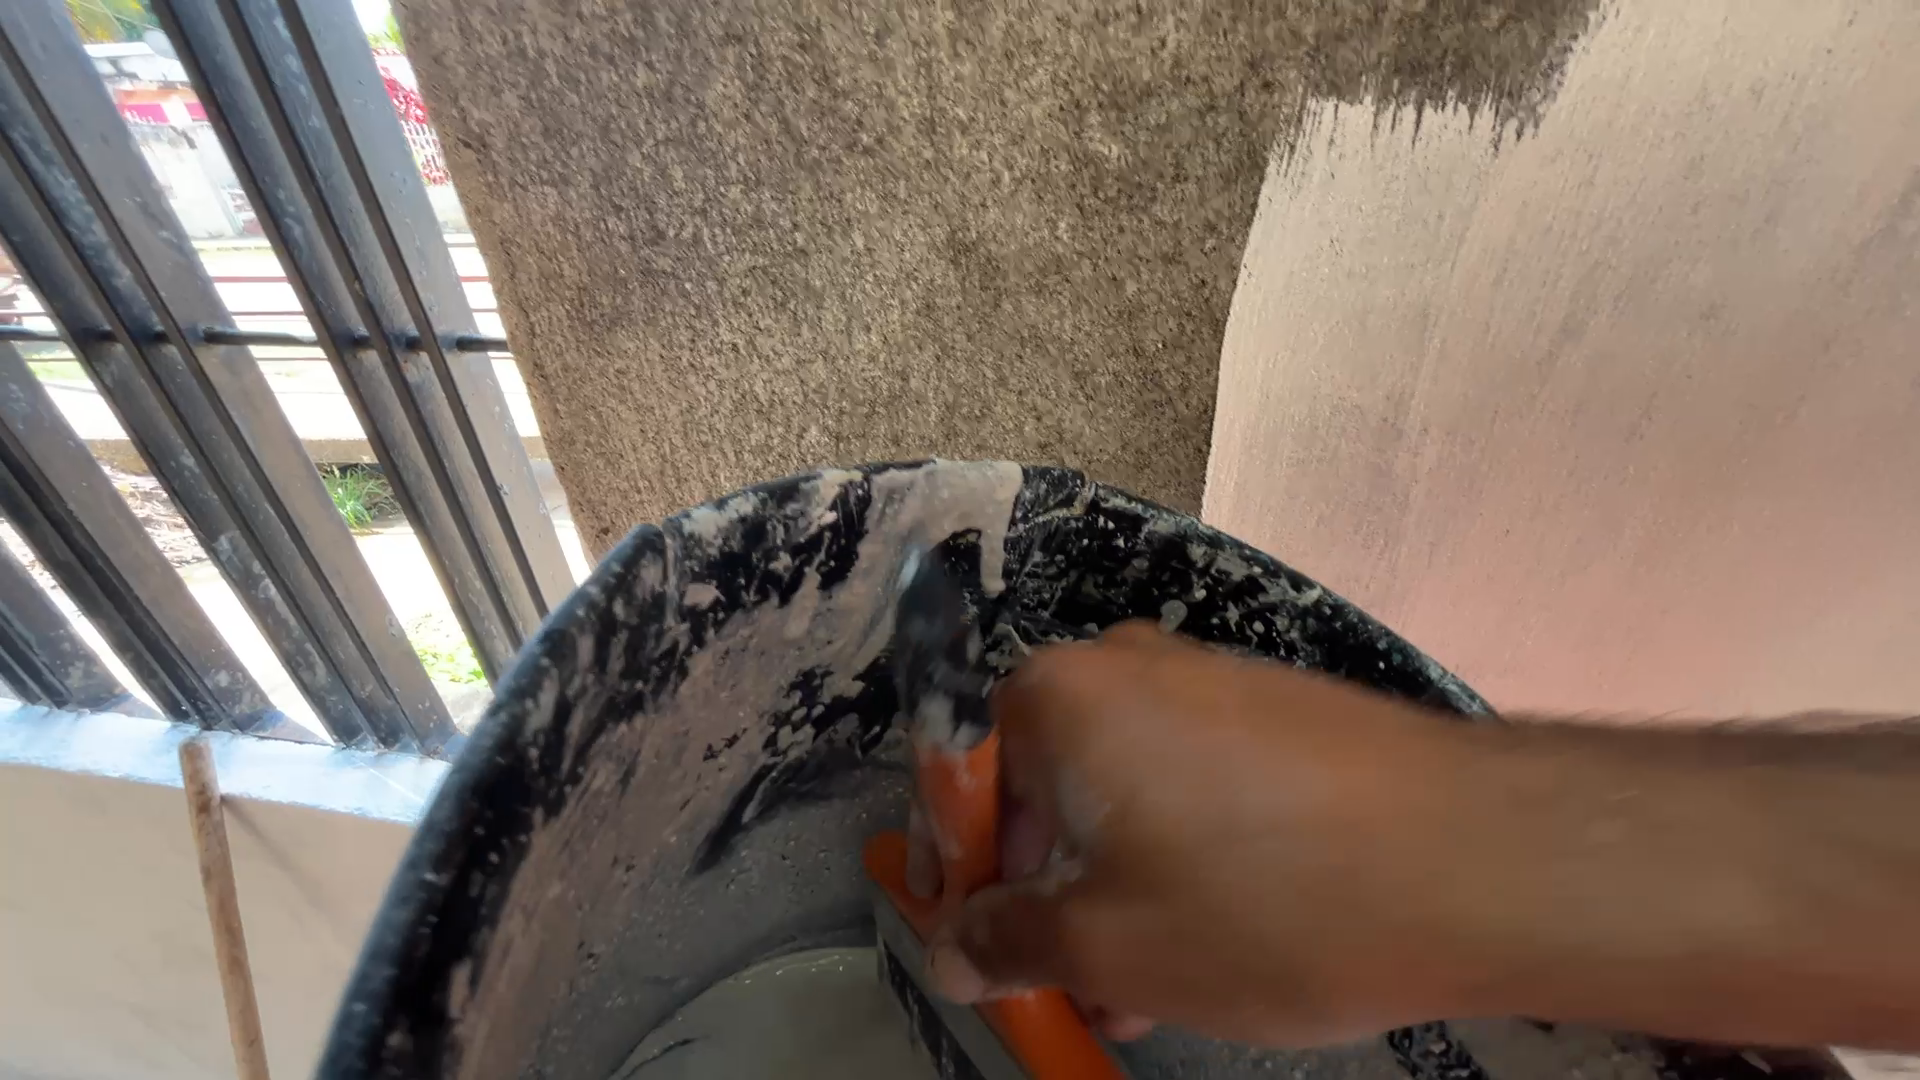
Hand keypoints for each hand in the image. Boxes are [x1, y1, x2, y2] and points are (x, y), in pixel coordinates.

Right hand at [908, 621, 1485, 1046]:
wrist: (1473, 851)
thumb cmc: (1257, 900)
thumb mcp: (1106, 944)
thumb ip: (1004, 944)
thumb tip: (951, 949)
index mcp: (1052, 696)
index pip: (959, 778)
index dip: (954, 868)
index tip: (966, 939)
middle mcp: (1111, 663)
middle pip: (1038, 781)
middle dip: (1040, 887)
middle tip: (1061, 976)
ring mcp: (1190, 674)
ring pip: (1110, 784)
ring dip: (1104, 876)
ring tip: (1137, 975)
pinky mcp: (1252, 699)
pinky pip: (1174, 770)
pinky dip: (1163, 843)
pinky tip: (1201, 921)